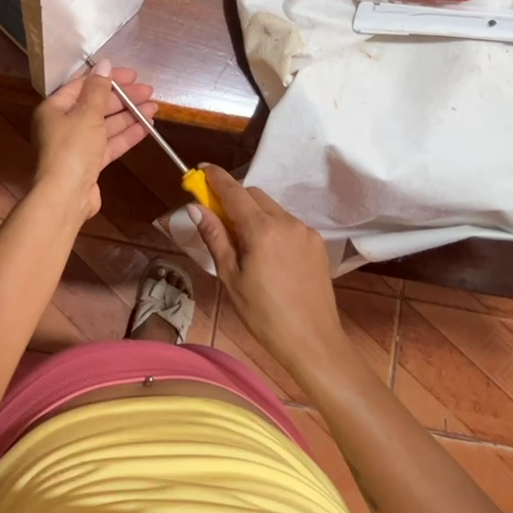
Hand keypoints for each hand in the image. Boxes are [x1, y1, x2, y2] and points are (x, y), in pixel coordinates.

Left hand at [31, 61, 154, 220]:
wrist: (66, 196)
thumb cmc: (72, 148)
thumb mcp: (87, 113)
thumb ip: (98, 88)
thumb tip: (104, 64)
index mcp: (54, 108)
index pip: (82, 85)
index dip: (107, 77)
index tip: (132, 74)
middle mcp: (63, 124)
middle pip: (96, 104)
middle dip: (123, 97)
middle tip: (148, 91)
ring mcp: (76, 145)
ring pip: (105, 124)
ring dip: (129, 115)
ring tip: (153, 107)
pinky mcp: (89, 163)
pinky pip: (109, 143)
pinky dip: (126, 135)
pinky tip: (146, 127)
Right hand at [192, 165, 344, 372]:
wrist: (313, 342)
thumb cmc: (263, 314)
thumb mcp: (231, 277)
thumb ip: (214, 237)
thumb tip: (195, 208)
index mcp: (261, 230)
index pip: (234, 191)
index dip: (215, 178)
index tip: (200, 170)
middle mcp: (286, 222)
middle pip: (254, 195)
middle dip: (233, 197)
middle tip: (216, 216)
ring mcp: (305, 232)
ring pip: (272, 209)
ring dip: (253, 213)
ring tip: (242, 243)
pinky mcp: (316, 244)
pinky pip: (287, 224)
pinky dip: (271, 226)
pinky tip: (266, 254)